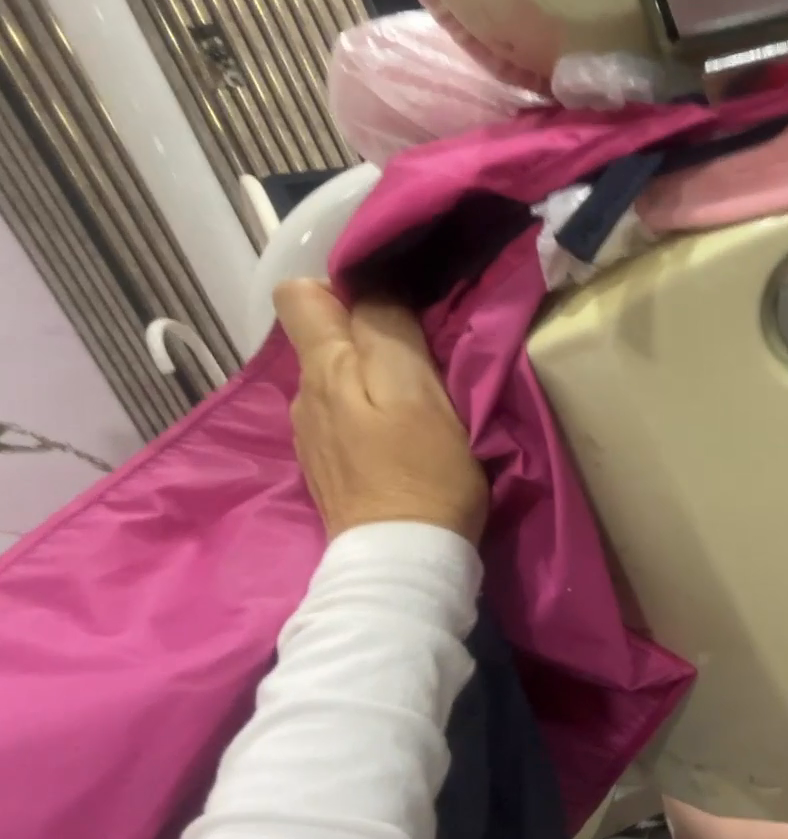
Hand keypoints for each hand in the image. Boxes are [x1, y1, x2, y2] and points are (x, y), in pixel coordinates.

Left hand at [275, 279, 486, 543]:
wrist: (403, 553)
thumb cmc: (428, 473)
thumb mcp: (420, 393)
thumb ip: (392, 337)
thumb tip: (377, 291)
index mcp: (332, 365)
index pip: (321, 293)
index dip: (363, 286)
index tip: (410, 298)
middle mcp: (307, 386)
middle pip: (316, 324)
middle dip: (360, 317)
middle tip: (416, 338)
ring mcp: (308, 424)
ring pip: (330, 364)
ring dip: (365, 362)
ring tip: (412, 384)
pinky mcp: (320, 454)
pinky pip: (335, 401)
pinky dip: (362, 397)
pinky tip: (394, 423)